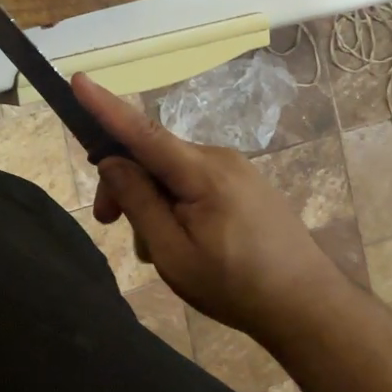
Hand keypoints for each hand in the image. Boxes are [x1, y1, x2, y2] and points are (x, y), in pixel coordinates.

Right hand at [74, 73, 348, 338]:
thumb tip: (111, 161)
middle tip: (108, 224)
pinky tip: (180, 241)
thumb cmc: (237, 287)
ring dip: (150, 201)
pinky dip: (173, 204)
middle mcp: (219, 158)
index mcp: (203, 173)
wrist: (313, 311)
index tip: (77, 79)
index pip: (142, 132)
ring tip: (156, 250)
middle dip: (123, 184)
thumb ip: (138, 203)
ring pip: (169, 172)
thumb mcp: (174, 254)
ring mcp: (235, 170)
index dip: (105, 107)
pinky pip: (192, 182)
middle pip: (150, 155)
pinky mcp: (244, 185)